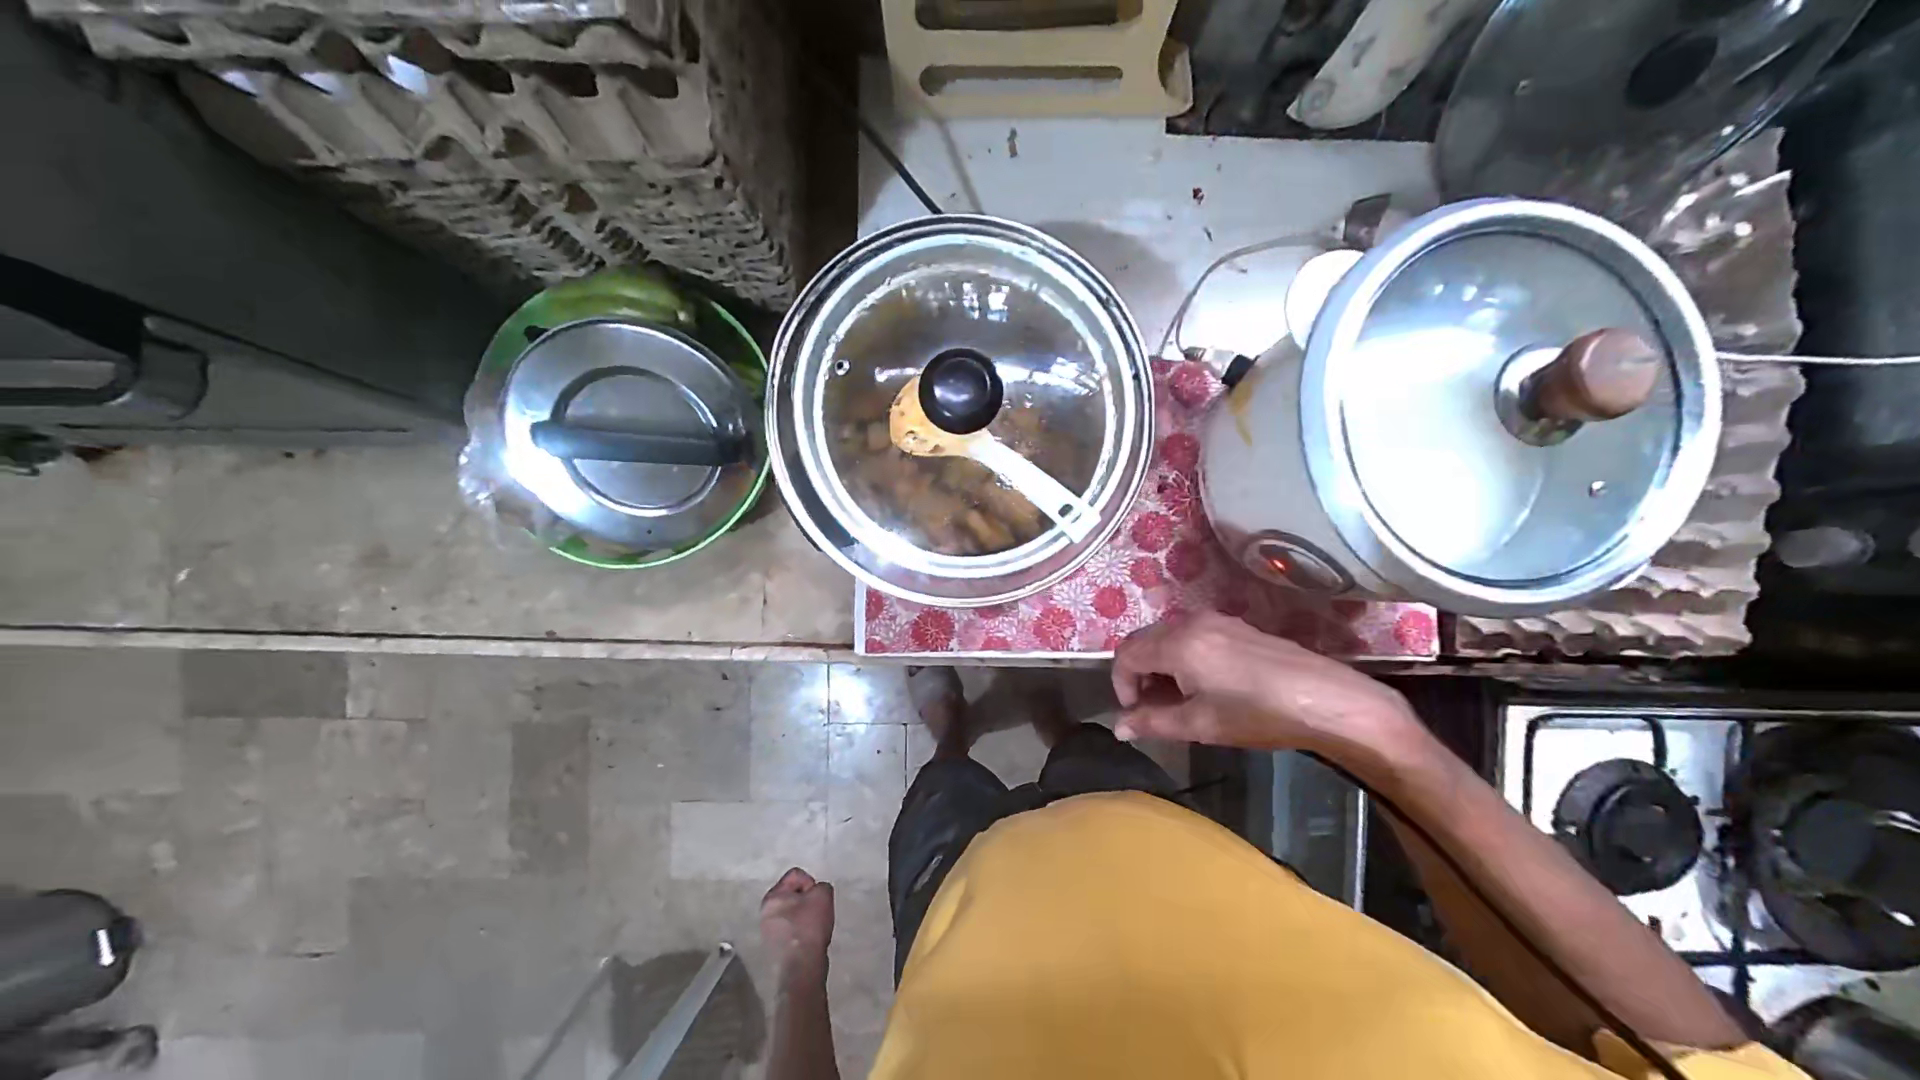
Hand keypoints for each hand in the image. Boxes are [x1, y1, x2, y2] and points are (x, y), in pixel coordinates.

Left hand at [760, 867, 833, 981]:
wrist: (800, 969)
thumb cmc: (809, 927)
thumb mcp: (823, 895)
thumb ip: (821, 886)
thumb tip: (816, 894)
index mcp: (773, 896)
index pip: (796, 875)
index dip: (812, 883)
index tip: (817, 899)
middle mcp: (765, 912)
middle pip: (793, 895)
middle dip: (808, 901)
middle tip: (818, 912)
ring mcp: (768, 932)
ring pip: (793, 914)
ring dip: (806, 917)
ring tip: (815, 929)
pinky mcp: (775, 949)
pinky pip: (792, 931)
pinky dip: (802, 933)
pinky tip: (809, 942)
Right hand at [1110, 612, 1427, 763]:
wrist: (1327, 700)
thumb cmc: (1258, 714)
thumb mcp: (1200, 725)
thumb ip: (1153, 722)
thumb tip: (1119, 728)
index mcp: (1177, 643)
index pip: (1126, 654)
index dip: (1120, 684)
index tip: (1134, 713)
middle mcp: (1191, 622)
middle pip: (1143, 640)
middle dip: (1137, 673)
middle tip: (1151, 708)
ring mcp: (1216, 620)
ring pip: (1167, 637)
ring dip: (1159, 665)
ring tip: (1178, 700)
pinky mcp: (1236, 627)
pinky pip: (1191, 636)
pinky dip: (1181, 657)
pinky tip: (1204, 686)